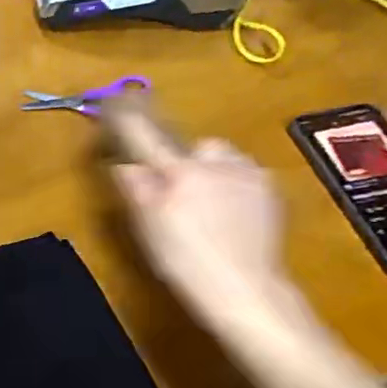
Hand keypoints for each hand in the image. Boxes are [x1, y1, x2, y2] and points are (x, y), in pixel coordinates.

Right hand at [102, 102, 293, 332]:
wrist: (244, 289)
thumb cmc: (185, 260)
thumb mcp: (148, 228)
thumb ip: (135, 189)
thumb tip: (124, 164)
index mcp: (181, 172)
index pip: (147, 136)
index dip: (129, 118)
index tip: (116, 98)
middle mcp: (217, 163)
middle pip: (194, 147)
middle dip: (183, 161)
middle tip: (174, 193)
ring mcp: (249, 176)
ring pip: (222, 158)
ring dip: (210, 171)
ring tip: (205, 205)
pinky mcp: (270, 192)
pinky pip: (243, 174)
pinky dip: (231, 186)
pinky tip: (228, 215)